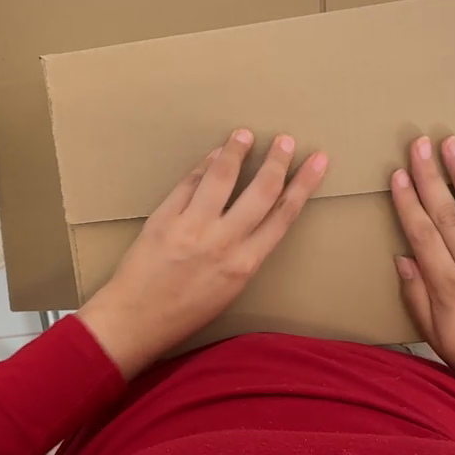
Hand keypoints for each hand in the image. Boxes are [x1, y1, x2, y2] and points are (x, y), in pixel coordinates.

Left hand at [78, 129, 327, 378]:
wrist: (136, 320)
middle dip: (278, 160)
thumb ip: (244, 255)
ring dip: (236, 150)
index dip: (304, 183)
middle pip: (261, 190)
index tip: (318, 160)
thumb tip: (254, 217)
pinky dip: (204, 165)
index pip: (284, 214)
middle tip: (286, 140)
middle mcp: (223, 243)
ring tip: (244, 135)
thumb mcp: (228, 291)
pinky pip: (189, 183)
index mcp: (245, 265)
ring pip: (222, 177)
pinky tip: (213, 154)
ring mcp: (192, 228)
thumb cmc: (183, 312)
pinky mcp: (164, 219)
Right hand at [389, 135, 454, 451]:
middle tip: (419, 144)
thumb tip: (403, 259)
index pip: (423, 236)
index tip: (399, 175)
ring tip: (452, 144)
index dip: (409, 203)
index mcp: (449, 289)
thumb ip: (419, 298)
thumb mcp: (437, 338)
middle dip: (432, 177)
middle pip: (449, 215)